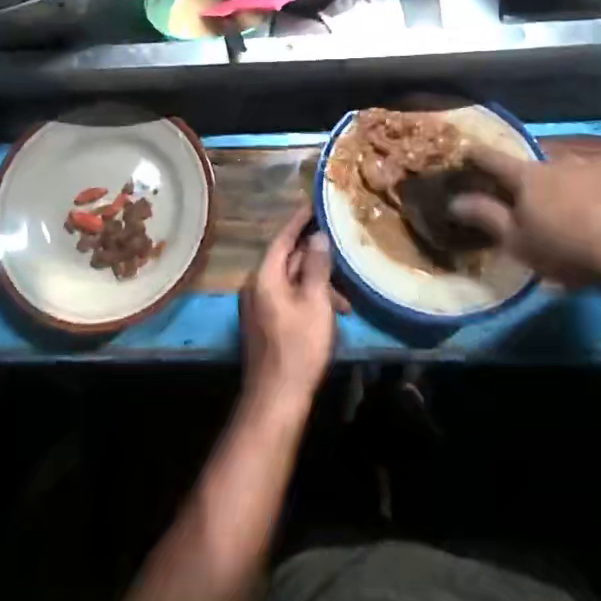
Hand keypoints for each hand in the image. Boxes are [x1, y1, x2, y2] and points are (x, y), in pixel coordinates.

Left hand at [240, 206, 340, 402]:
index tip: (316, 204)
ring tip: (346, 296)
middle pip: (285, 258)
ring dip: (316, 282)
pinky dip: (309, 298)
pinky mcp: (265, 322)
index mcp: (263, 277)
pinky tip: (332, 312)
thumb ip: (316, 267)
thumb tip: (318, 236)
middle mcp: (255, 286)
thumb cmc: (299, 347)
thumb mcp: (315, 303)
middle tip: (339, 240)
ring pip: (290, 281)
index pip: (282, 238)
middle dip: (313, 253)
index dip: (300, 221)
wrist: (276, 397)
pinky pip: (288, 297)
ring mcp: (257, 305)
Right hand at [450, 144, 600, 297]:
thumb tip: (454, 200)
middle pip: (539, 165)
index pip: (494, 160)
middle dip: (532, 177)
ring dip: (573, 183)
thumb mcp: (519, 242)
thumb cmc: (571, 247)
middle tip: (531, 197)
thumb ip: (486, 218)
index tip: (467, 150)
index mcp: (529, 177)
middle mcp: (563, 162)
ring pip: (579, 170)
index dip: (478, 156)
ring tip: (578, 207)